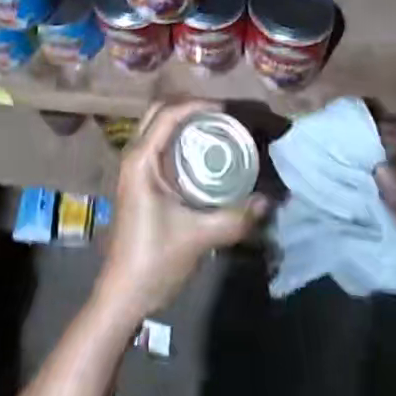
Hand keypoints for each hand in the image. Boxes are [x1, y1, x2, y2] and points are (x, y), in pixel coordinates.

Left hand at [93, 101, 267, 323]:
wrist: (126, 289)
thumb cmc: (155, 258)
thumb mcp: (199, 236)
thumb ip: (235, 218)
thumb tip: (268, 201)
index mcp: (141, 159)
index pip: (166, 115)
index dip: (196, 105)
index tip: (228, 110)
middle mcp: (134, 156)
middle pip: (158, 114)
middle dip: (189, 109)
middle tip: (225, 118)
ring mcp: (135, 169)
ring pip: (157, 130)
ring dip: (184, 125)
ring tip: (220, 131)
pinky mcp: (141, 182)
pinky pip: (160, 148)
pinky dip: (181, 142)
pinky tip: (206, 156)